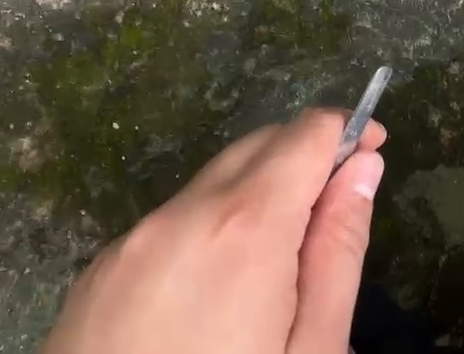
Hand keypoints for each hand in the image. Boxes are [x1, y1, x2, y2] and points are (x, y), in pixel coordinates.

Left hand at [42, 108, 385, 353]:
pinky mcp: (92, 279)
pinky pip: (168, 225)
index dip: (349, 133)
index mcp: (244, 226)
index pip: (308, 131)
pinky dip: (206, 231)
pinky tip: (208, 301)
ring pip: (213, 183)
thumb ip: (340, 247)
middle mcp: (180, 215)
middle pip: (261, 146)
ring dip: (256, 195)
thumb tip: (363, 168)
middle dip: (306, 160)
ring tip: (271, 273)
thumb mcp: (312, 350)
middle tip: (330, 220)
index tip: (372, 158)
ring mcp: (127, 246)